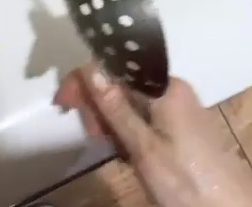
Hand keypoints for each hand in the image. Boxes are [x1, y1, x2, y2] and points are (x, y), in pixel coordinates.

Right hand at [52, 67, 251, 206]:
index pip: (114, 66)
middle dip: (99, 104)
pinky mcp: (184, 131)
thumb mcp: (144, 150)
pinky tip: (127, 154)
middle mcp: (173, 89)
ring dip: (112, 121)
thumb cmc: (188, 186)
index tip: (62, 103)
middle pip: (122, 82)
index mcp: (165, 86)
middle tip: (92, 137)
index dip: (85, 80)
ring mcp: (180, 110)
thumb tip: (88, 66)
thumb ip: (115, 108)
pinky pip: (146, 118)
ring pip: (132, 102)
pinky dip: (130, 132)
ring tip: (111, 150)